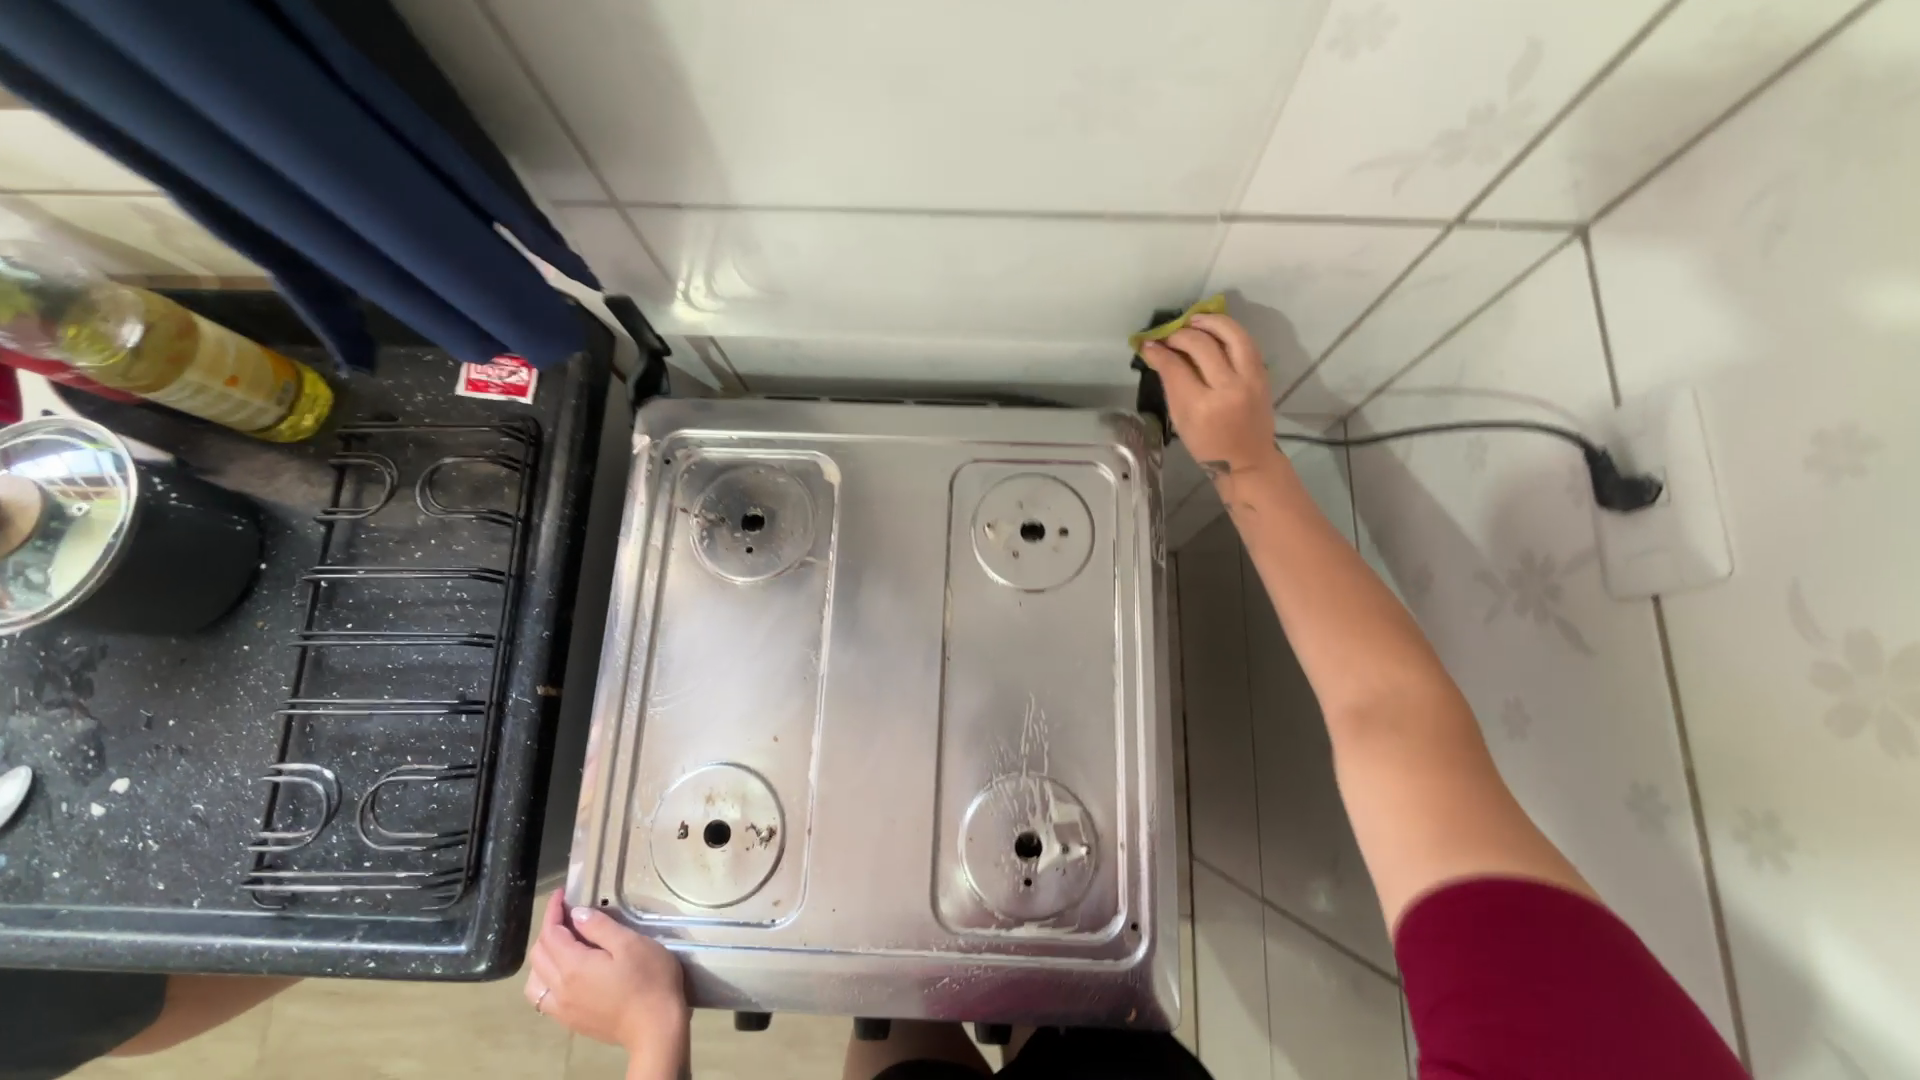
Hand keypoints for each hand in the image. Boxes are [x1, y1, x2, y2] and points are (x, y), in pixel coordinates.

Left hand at [525, 897, 688, 1065]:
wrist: (655, 1027)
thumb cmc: (649, 979)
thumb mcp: (631, 944)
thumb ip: (600, 928)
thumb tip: (576, 914)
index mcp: (574, 966)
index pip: (551, 934)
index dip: (553, 911)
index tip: (560, 894)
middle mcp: (560, 988)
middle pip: (539, 954)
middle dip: (548, 929)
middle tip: (567, 913)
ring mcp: (562, 1008)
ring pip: (534, 979)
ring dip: (542, 956)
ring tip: (562, 943)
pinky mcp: (569, 1020)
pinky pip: (542, 997)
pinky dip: (544, 979)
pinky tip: (563, 974)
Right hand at [1140, 314, 1282, 479]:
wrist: (1247, 459)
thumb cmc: (1207, 445)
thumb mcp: (1180, 419)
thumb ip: (1172, 385)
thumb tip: (1160, 354)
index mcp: (1201, 406)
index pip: (1175, 367)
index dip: (1158, 351)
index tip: (1148, 344)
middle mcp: (1227, 388)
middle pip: (1201, 345)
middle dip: (1180, 334)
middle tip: (1168, 335)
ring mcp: (1249, 379)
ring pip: (1231, 335)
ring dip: (1210, 321)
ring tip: (1194, 320)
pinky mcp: (1262, 374)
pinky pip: (1245, 342)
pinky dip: (1228, 330)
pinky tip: (1213, 330)